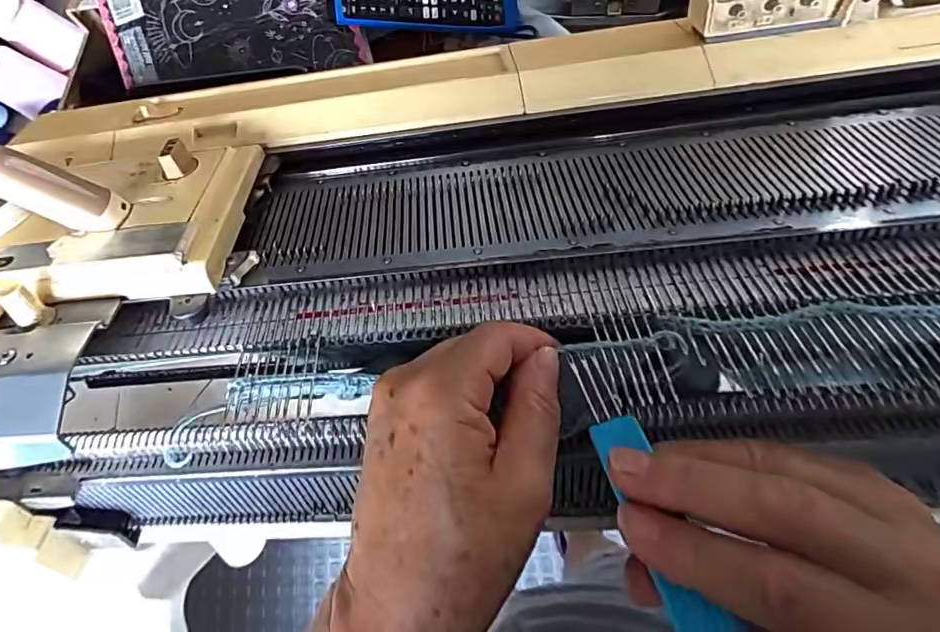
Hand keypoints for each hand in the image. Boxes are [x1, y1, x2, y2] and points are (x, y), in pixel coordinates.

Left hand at [311, 322, 560, 631]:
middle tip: (537, 410)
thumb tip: (544, 360)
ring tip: (505, 438)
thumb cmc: (455, 563)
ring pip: (454, 362)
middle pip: (473, 345)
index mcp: (437, 394)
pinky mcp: (384, 417)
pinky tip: (474, 442)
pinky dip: (461, 398)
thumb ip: (538, 407)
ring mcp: (388, 400)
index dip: (533, 344)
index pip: (495, 335)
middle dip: (510, 367)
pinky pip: (433, 383)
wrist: (397, 609)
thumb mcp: (523, 483)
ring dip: (486, 384)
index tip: (556, 363)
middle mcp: (404, 385)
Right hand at [610, 441, 939, 631]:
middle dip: (693, 482)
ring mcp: (915, 529)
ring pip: (798, 469)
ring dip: (712, 458)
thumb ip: (728, 616)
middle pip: (787, 507)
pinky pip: (812, 462)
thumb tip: (652, 567)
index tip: (629, 525)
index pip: (777, 582)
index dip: (693, 550)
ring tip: (655, 457)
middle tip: (624, 467)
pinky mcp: (899, 501)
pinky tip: (711, 459)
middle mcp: (918, 579)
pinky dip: (751, 458)